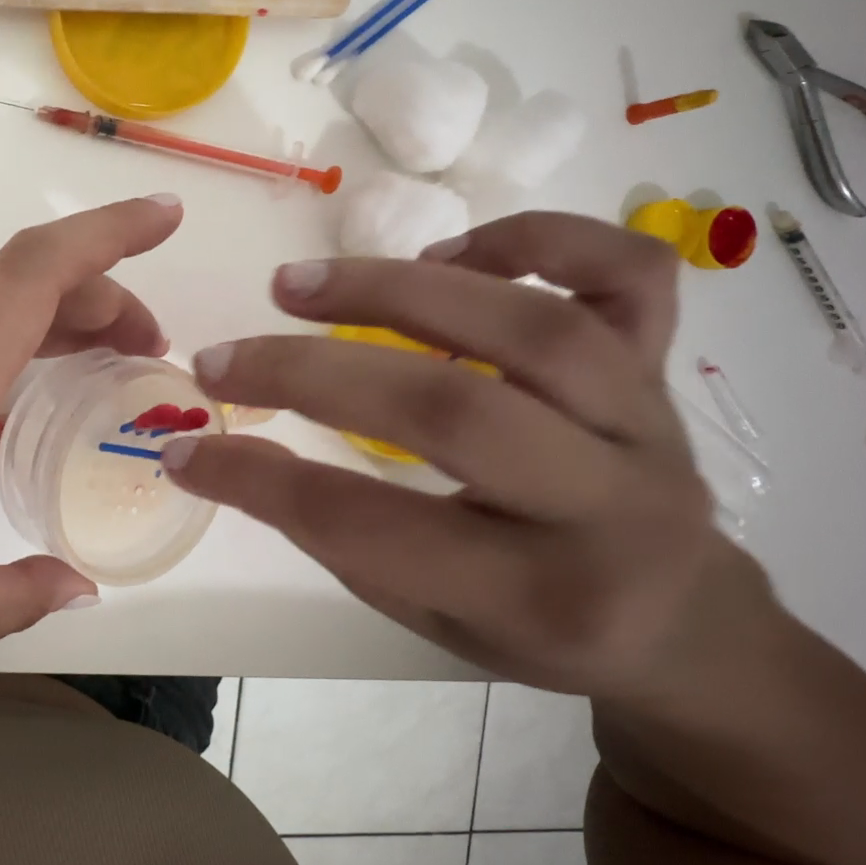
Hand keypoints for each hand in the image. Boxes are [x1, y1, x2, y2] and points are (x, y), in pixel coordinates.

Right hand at [162, 211, 782, 702]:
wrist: (684, 619)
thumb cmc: (530, 625)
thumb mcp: (422, 614)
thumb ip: (331, 532)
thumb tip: (219, 450)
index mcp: (539, 596)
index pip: (366, 523)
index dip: (253, 480)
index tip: (181, 451)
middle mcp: (608, 503)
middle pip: (451, 407)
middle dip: (310, 372)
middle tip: (221, 358)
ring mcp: (647, 420)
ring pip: (532, 325)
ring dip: (392, 289)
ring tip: (293, 284)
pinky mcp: (665, 365)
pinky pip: (626, 272)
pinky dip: (535, 239)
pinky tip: (447, 254)